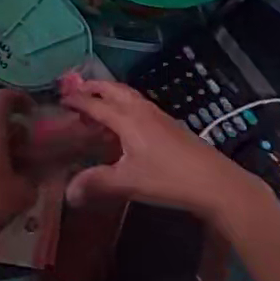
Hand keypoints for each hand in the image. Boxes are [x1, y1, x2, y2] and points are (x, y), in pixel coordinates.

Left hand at [0, 89, 39, 241]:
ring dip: (14, 147)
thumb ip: (39, 173)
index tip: (35, 111)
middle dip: (24, 132)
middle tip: (42, 151)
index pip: (2, 98)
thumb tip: (49, 166)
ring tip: (32, 169)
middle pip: (3, 121)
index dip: (20, 97)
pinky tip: (15, 180)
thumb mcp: (25, 190)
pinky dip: (3, 157)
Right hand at [58, 75, 270, 228]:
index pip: (94, 103)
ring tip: (98, 104)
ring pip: (128, 95)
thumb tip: (67, 193)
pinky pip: (139, 105)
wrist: (219, 184)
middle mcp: (141, 111)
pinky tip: (125, 123)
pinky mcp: (170, 125)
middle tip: (76, 91)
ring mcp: (158, 116)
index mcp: (127, 119)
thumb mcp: (129, 183)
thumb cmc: (170, 179)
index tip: (59, 99)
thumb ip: (97, 184)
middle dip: (93, 87)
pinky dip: (124, 105)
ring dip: (110, 94)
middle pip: (112, 89)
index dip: (76, 100)